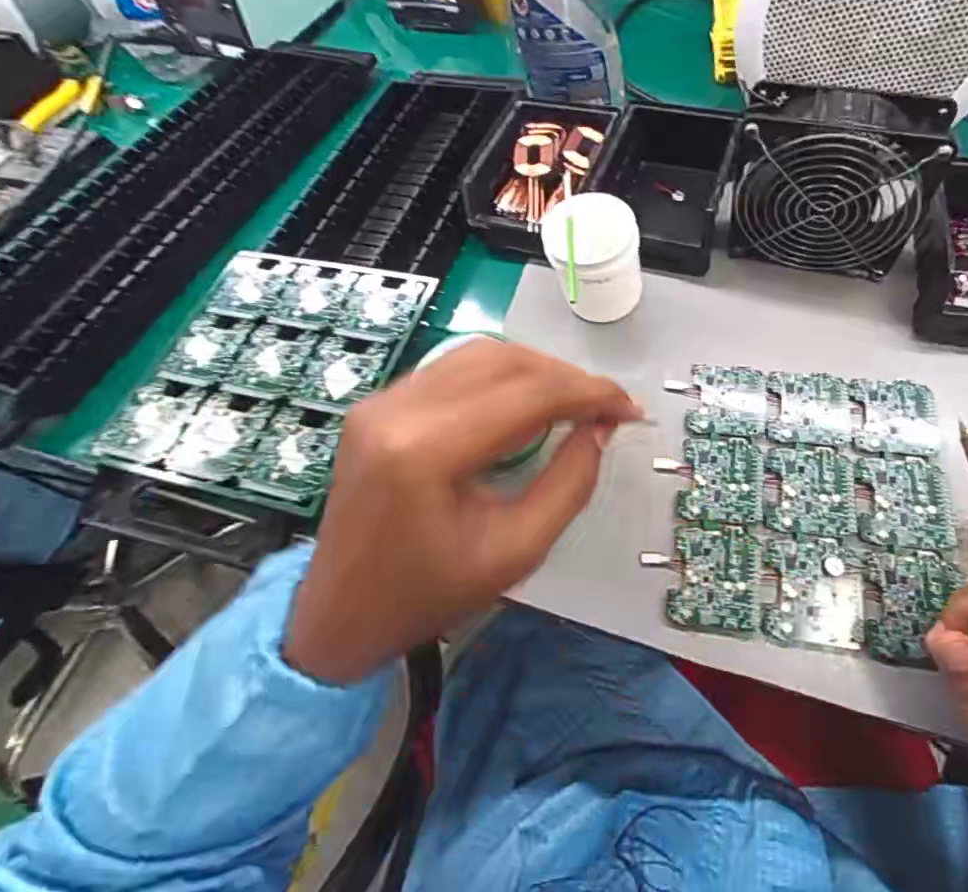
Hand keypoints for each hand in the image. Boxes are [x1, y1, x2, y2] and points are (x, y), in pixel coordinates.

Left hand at [284, 340, 641, 683]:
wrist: (340, 613)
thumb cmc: (428, 595)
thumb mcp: (515, 552)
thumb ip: (569, 484)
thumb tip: (599, 428)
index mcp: (425, 451)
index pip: (526, 394)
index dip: (588, 393)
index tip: (627, 409)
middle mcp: (396, 410)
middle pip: (501, 361)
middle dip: (564, 377)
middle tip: (603, 407)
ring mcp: (380, 402)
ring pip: (475, 354)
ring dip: (533, 370)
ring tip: (571, 402)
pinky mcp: (376, 405)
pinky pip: (450, 370)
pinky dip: (498, 377)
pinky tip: (522, 404)